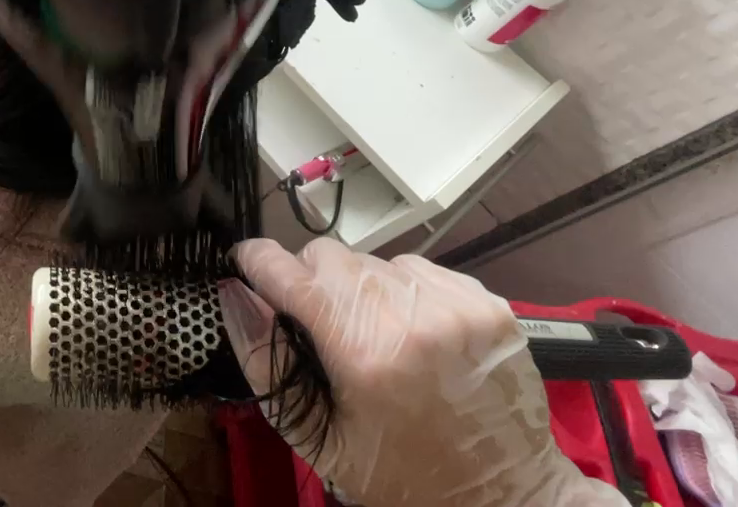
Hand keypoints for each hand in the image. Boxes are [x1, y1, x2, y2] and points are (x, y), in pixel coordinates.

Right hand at [219, 238, 622, 506]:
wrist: (506, 502)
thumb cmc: (399, 477)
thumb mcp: (315, 434)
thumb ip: (260, 358)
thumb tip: (231, 289)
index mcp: (363, 352)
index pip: (286, 270)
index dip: (254, 261)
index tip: (245, 265)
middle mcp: (410, 315)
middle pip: (325, 254)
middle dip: (309, 280)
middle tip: (319, 324)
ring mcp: (454, 304)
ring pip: (370, 257)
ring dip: (357, 284)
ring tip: (372, 332)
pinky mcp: (486, 301)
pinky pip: (416, 266)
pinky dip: (402, 288)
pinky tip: (411, 329)